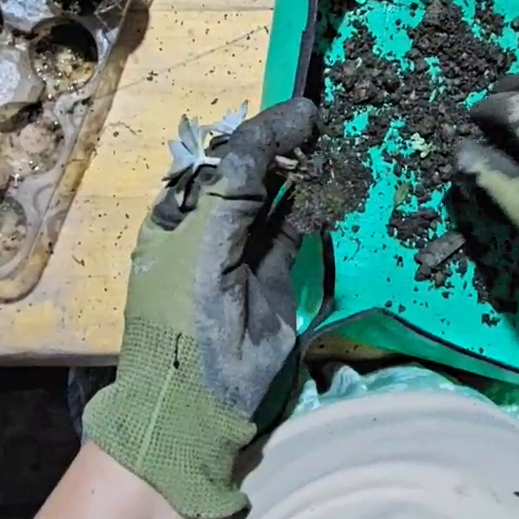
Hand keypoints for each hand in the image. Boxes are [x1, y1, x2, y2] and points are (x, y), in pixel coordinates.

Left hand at [83, 98, 318, 518]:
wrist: (194, 406)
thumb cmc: (184, 322)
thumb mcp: (203, 245)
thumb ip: (235, 187)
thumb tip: (279, 132)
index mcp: (183, 211)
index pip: (227, 154)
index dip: (266, 129)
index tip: (306, 112)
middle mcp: (215, 220)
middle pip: (254, 168)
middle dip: (288, 144)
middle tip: (325, 124)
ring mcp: (246, 245)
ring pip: (280, 193)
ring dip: (306, 171)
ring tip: (335, 147)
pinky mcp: (275, 271)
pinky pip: (298, 226)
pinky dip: (316, 207)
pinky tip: (334, 189)